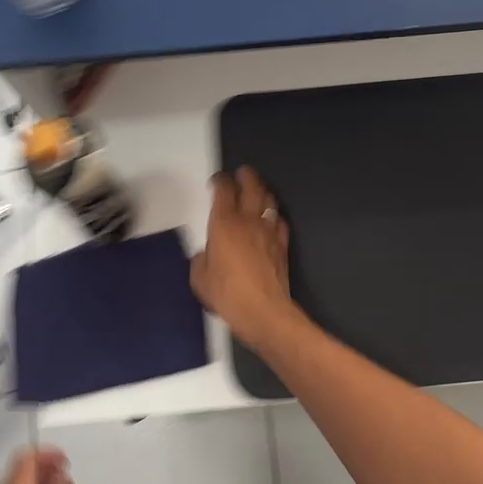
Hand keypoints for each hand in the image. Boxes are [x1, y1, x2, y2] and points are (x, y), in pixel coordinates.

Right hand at [191, 167, 298, 345]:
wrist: (263, 311)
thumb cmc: (227, 294)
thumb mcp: (199, 278)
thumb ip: (200, 259)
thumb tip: (206, 254)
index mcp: (224, 223)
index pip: (223, 190)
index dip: (220, 180)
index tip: (216, 181)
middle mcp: (248, 220)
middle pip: (252, 186)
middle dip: (246, 176)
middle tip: (241, 173)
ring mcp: (269, 231)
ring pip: (269, 200)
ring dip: (262, 192)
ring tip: (257, 191)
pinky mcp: (283, 244)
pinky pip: (279, 221)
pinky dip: (274, 216)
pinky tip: (270, 221)